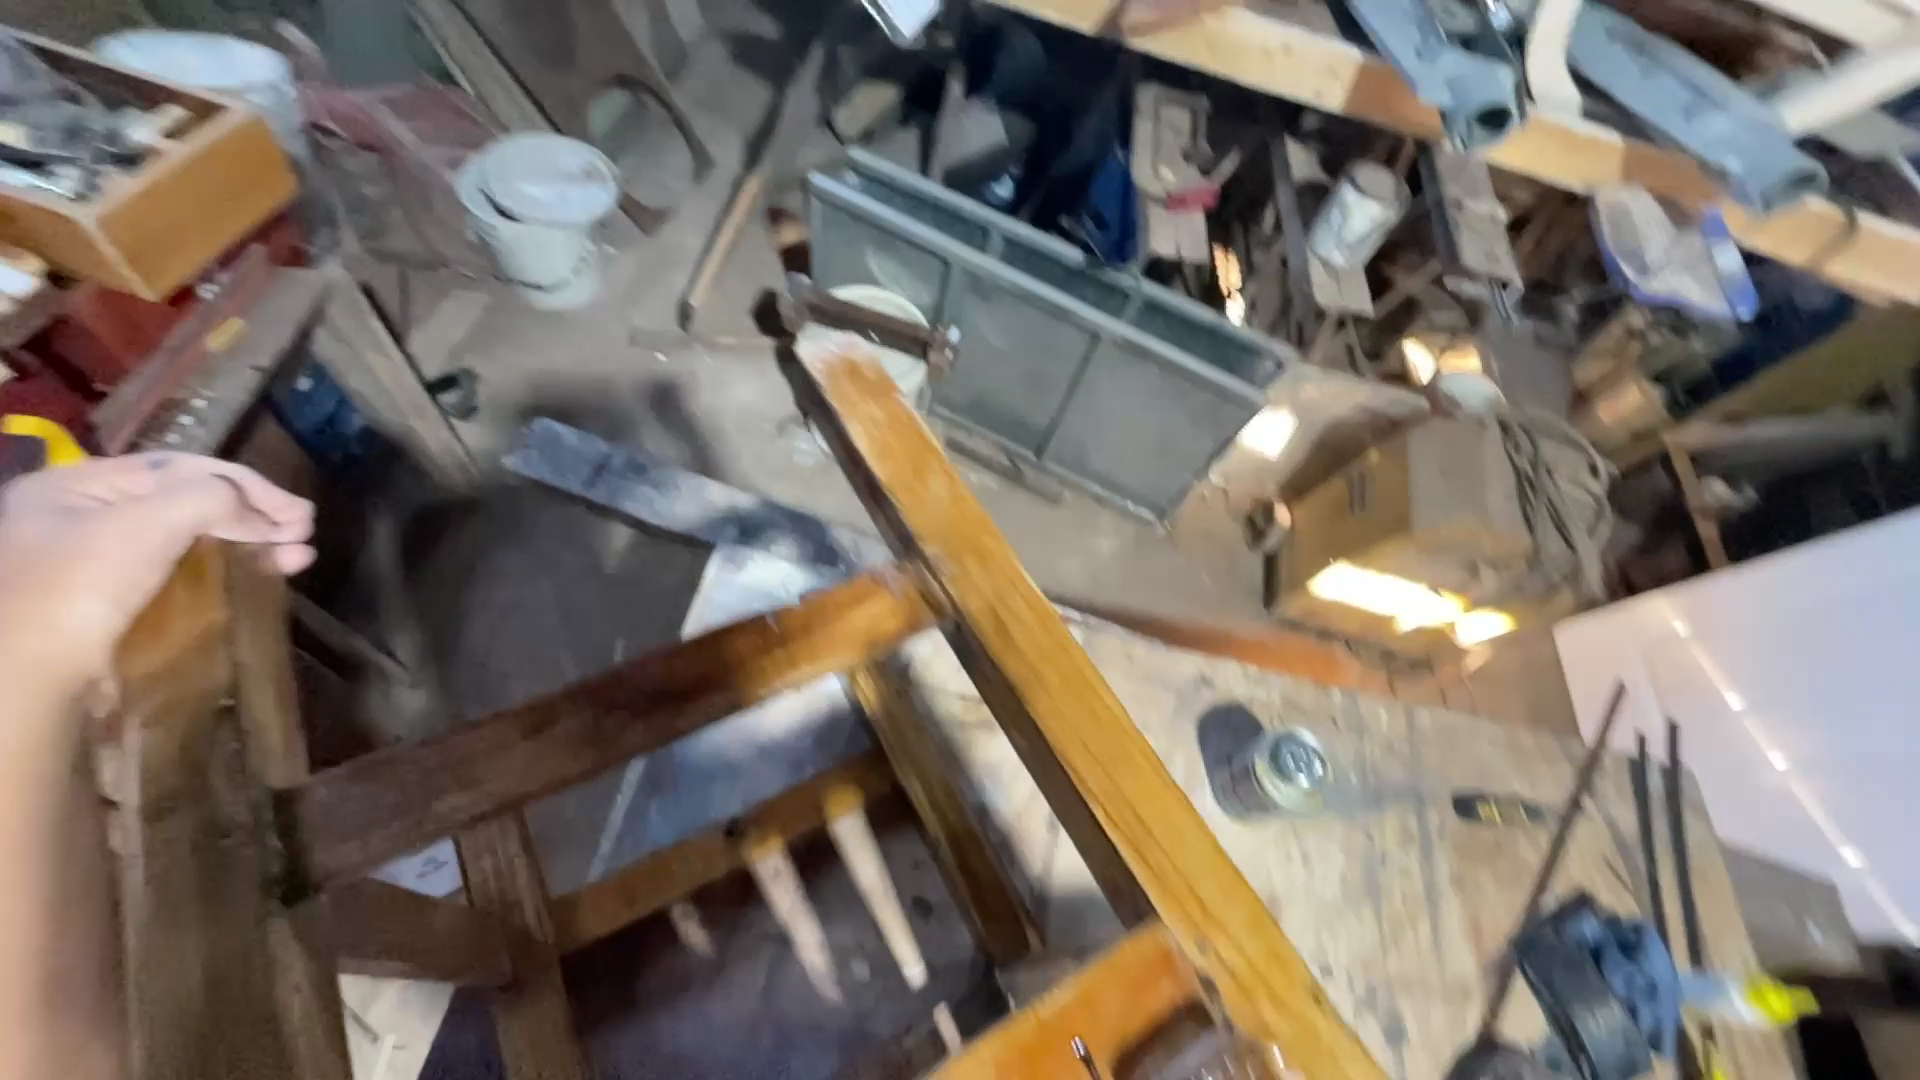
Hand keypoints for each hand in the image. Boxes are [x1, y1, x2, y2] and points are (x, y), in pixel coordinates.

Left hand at [0, 453, 315, 683]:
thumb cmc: (79, 585)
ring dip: (258, 541)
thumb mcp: (148, 521)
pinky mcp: (127, 601)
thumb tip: (262, 513)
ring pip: (201, 539)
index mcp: (75, 487)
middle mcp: (87, 517)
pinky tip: (278, 569)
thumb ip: (214, 497)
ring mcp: (106, 563)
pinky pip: (194, 572)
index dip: (245, 482)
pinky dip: (238, 567)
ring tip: (301, 553)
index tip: (295, 508)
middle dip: (256, 513)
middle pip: (193, 502)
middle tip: (305, 527)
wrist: (32, 675)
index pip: (179, 467)